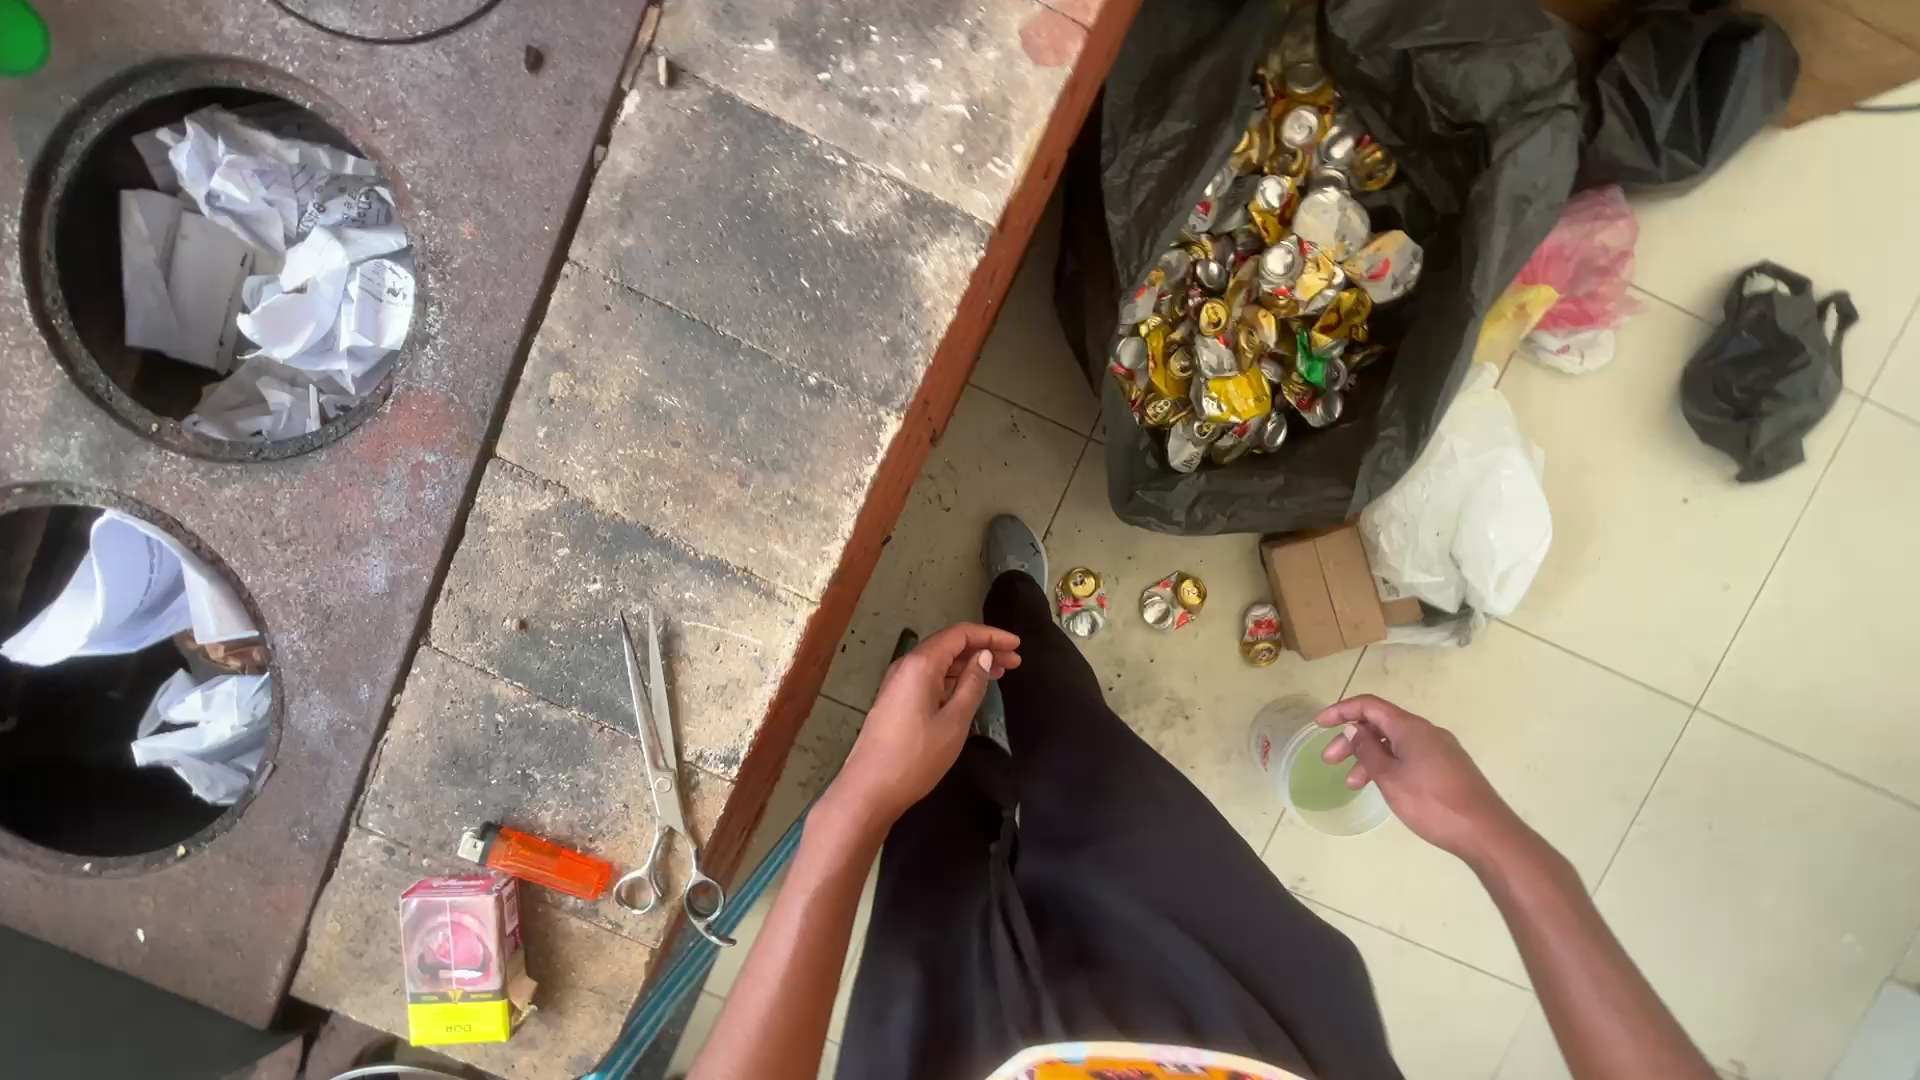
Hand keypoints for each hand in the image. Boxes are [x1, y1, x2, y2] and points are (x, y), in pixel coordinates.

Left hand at [825, 623, 1020, 827]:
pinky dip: (953, 679)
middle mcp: (906, 666)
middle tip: (1014, 662)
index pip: (960, 634)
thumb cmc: (916, 757)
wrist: (869, 790)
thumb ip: (972, 685)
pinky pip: (930, 678)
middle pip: (949, 645)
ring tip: (1000, 674)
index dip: (990, 636)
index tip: (1016, 645)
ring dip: (969, 665)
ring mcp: (898, 683)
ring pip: (940, 662)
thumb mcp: (954, 722)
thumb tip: (984, 657)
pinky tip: (969, 690)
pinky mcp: (896, 700)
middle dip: (983, 649)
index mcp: (921, 664)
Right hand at [1316, 694, 1527, 865]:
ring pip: (1394, 743)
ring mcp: (1440, 750)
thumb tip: (1354, 730)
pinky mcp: (1448, 768)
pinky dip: (1388, 765)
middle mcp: (1426, 732)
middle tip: (1330, 761)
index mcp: (1411, 728)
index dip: (1340, 711)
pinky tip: (1382, 786)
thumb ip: (1367, 751)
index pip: (1368, 706)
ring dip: (1369, 758)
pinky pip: (1409, 756)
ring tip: (1352, 784)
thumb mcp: (1390, 777)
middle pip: (1380, 725)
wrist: (1488, 834)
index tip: (1318, 725)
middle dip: (1351, 739)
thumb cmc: (1432, 803)